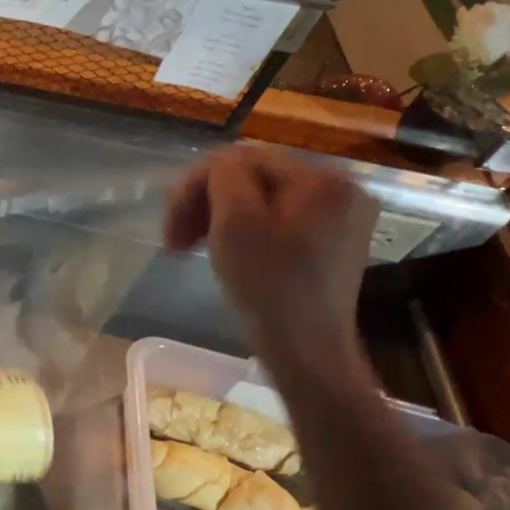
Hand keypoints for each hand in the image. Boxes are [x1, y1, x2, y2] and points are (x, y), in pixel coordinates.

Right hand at [164, 147, 378, 356]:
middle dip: (206, 202)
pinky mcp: (332, 238)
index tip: (169, 227)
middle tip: (175, 238)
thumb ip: (223, 176)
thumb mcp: (235, 222)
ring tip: (191, 244)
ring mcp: (339, 214)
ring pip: (260, 196)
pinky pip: (276, 216)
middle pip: (252, 176)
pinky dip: (243, 228)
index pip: (240, 160)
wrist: (306, 350)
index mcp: (322, 179)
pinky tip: (225, 249)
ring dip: (218, 215)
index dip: (196, 186)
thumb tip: (217, 164)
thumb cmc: (268, 285)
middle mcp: (340, 187)